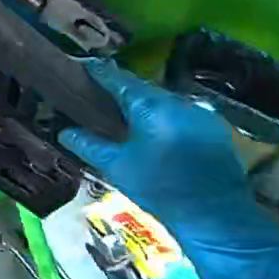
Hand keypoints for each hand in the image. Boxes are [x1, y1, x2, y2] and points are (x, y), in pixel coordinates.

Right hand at [59, 58, 278, 278]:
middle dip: (117, 89)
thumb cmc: (158, 187)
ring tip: (116, 111)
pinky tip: (145, 128)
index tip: (80, 65)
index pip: (119, 79)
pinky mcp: (211, 127)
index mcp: (152, 106)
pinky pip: (177, 112)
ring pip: (160, 100)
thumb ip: (88, 144)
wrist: (214, 213)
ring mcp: (199, 113)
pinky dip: (157, 115)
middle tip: (94, 92)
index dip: (97, 72)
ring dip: (138, 103)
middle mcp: (178, 101)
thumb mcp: (115, 166)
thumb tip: (64, 131)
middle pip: (141, 88)